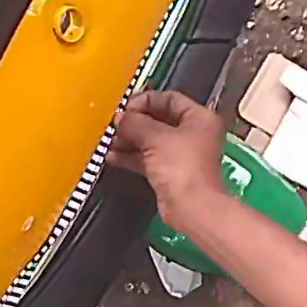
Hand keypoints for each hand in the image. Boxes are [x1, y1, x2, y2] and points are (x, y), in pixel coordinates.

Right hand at [108, 91, 227, 230]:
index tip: (125, 107)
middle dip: (134, 123)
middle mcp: (193, 134)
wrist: (191, 207)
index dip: (146, 100)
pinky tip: (111, 156)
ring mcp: (181, 155)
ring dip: (129, 140)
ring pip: (151, 141)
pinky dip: (131, 157)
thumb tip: (121, 118)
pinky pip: (147, 159)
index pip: (170, 99)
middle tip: (113, 124)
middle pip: (159, 120)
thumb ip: (135, 123)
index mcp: (199, 118)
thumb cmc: (182, 167)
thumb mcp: (156, 138)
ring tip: (108, 140)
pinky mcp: (170, 174)